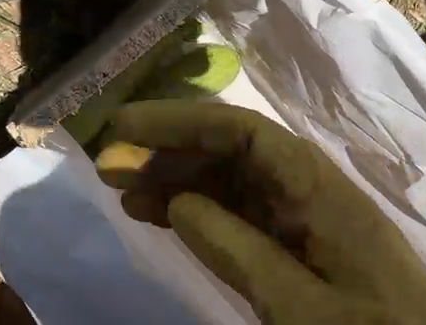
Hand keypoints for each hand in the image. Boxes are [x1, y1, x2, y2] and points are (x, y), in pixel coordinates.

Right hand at [96, 100, 425, 324]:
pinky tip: (158, 217)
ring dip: (172, 182)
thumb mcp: (306, 311)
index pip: (239, 130)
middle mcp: (308, 192)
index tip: (123, 127)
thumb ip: (237, 249)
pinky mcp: (300, 254)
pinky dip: (193, 212)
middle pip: (226, 151)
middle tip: (107, 167)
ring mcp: (304, 223)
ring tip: (121, 193)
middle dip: (165, 152)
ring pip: (225, 181)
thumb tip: (176, 200)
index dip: (177, 120)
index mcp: (318, 188)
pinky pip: (236, 216)